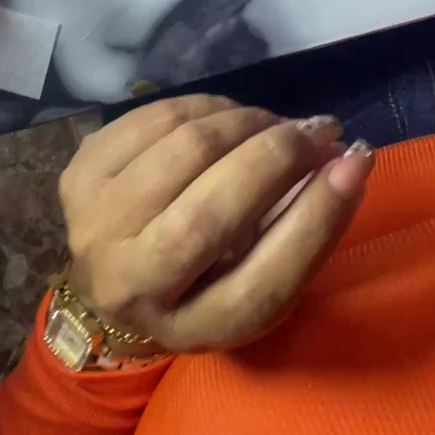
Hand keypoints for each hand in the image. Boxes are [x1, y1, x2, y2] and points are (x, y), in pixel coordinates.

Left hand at [58, 95, 371, 352]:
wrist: (115, 281)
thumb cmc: (206, 281)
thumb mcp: (261, 279)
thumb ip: (307, 226)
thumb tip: (351, 156)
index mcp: (191, 327)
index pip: (263, 282)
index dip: (318, 217)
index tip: (356, 161)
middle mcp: (131, 286)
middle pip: (212, 212)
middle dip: (278, 155)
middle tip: (317, 130)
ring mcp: (93, 226)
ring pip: (185, 149)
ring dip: (246, 121)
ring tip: (273, 124)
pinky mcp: (78, 173)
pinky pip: (156, 116)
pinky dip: (207, 106)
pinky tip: (226, 117)